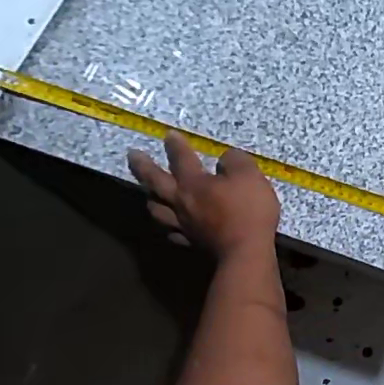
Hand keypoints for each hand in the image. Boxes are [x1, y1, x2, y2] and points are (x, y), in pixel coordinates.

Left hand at [126, 133, 280, 258]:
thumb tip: (226, 158)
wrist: (245, 249)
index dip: (176, 146)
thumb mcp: (250, 176)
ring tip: (148, 193)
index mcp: (194, 183)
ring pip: (158, 209)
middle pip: (155, 182)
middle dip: (143, 167)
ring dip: (151, 199)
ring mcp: (184, 224)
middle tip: (132, 155)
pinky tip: (172, 227)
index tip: (169, 135)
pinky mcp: (192, 242)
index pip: (181, 159)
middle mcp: (181, 202)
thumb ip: (236, 162)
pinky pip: (174, 233)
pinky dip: (170, 227)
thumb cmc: (248, 210)